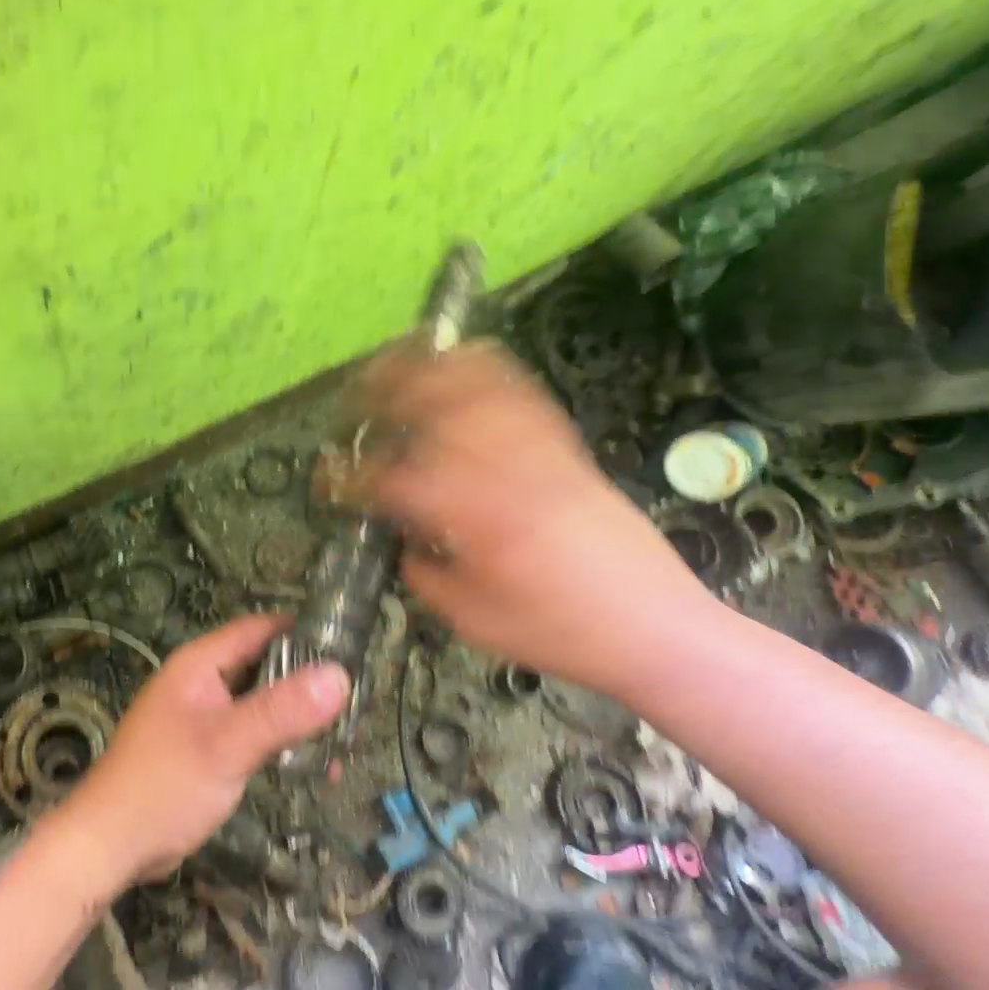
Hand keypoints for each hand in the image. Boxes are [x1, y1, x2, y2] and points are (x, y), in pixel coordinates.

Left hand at [51, 615, 348, 886]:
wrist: (112, 843)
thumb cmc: (166, 784)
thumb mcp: (228, 744)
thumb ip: (282, 711)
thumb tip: (340, 675)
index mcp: (200, 665)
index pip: (259, 629)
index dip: (303, 632)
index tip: (352, 645)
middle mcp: (201, 683)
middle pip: (264, 666)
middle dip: (307, 682)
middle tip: (357, 701)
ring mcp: (203, 717)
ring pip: (261, 704)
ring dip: (297, 718)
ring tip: (344, 739)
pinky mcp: (206, 750)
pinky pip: (252, 735)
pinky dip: (280, 744)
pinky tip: (313, 768)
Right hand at [351, 341, 715, 692]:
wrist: (657, 629)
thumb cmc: (560, 633)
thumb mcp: (475, 621)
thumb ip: (427, 578)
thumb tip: (406, 545)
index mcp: (475, 519)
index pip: (395, 481)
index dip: (353, 478)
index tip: (330, 479)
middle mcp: (505, 472)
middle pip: (435, 409)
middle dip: (386, 394)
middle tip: (355, 394)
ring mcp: (541, 454)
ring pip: (480, 389)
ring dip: (432, 368)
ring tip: (399, 357)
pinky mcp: (569, 450)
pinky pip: (525, 395)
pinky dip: (490, 369)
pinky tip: (467, 356)